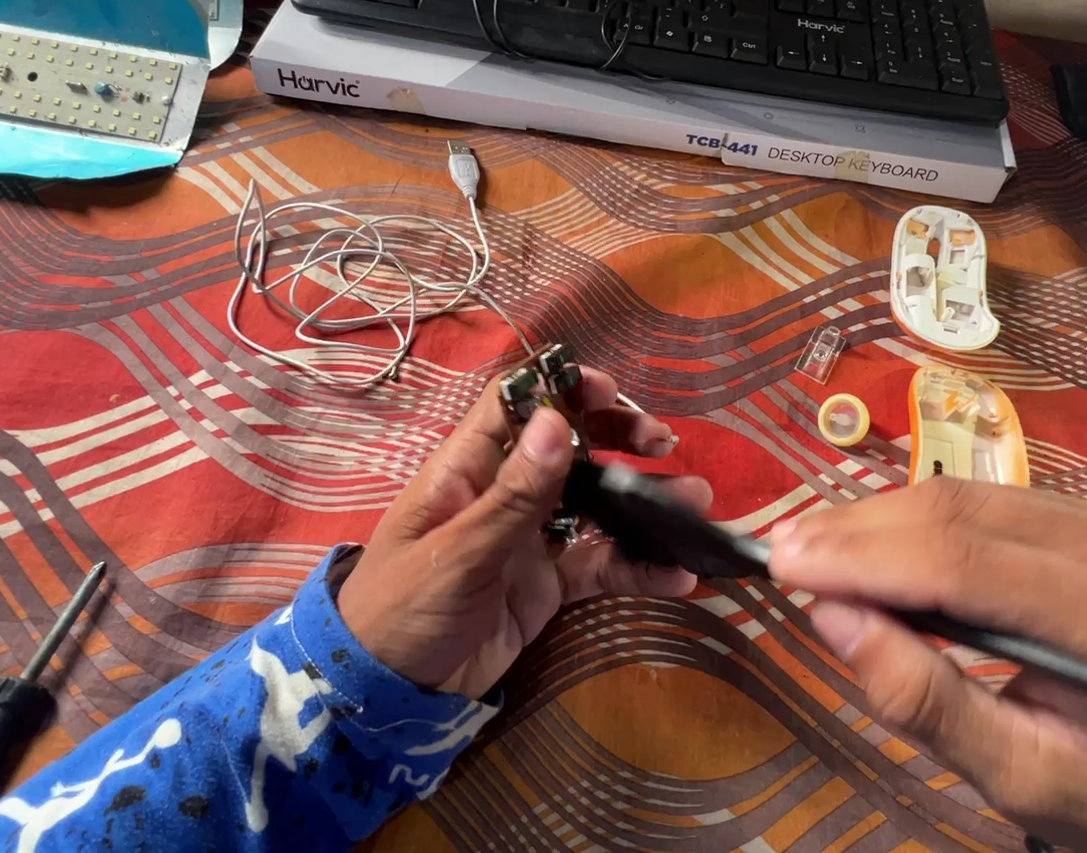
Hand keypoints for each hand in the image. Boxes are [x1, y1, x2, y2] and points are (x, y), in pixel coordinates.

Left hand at [337, 367, 710, 697]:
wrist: (389, 697)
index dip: (561, 388)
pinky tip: (678, 574)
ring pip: (594, 504)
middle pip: (569, 446)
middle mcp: (506, 491)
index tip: (611, 392)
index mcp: (470, 467)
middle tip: (663, 443)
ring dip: (643, 501)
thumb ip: (513, 495)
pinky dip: (637, 566)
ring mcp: (530, 536)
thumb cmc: (403, 609)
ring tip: (696, 502)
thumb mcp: (459, 553)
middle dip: (617, 436)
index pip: (517, 404)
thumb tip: (557, 421)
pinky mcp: (547, 582)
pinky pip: (599, 564)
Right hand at [769, 479, 1086, 852]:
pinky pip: (991, 499)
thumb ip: (927, 702)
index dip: (862, 557)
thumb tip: (830, 615)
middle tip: (784, 551)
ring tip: (816, 545)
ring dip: (880, 517)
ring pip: (967, 492)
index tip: (784, 565)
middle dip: (857, 529)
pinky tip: (879, 541)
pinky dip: (921, 519)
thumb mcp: (1033, 786)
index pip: (965, 564)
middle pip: (959, 511)